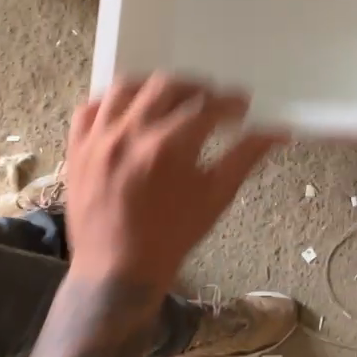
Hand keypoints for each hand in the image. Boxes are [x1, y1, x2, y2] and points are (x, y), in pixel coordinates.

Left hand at [66, 75, 279, 289]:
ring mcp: (98, 140)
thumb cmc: (174, 234)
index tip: (242, 106)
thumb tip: (279, 132)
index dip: (231, 103)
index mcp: (170, 147)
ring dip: (153, 87)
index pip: (208, 107)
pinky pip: (90, 109)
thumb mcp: (218, 196)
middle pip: (167, 86)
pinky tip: (129, 112)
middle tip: (212, 99)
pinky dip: (111, 103)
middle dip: (196, 88)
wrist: (118, 270)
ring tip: (170, 98)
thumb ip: (246, 156)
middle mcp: (131, 134)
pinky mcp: (77, 149)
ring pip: (125, 88)